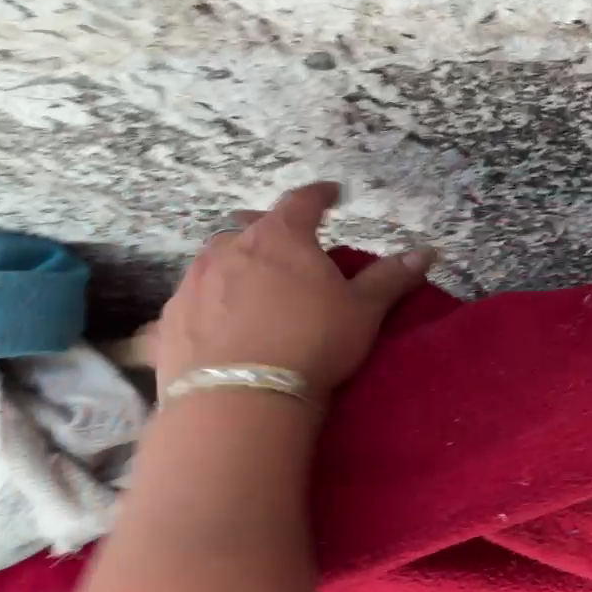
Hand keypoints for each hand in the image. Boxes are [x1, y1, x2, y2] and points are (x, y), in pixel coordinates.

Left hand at [153, 182, 436, 400]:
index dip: (320, 195)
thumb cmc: (312, 340)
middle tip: (288, 242)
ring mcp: (191, 286)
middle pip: (248, 227)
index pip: (302, 201)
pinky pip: (187, 304)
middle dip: (269, 229)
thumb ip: (391, 277)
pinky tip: (215, 323)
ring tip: (254, 284)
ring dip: (234, 265)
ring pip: (213, 262)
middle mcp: (228, 251)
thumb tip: (426, 253)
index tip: (333, 193)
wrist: (238, 399)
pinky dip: (205, 305)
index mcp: (280, 238)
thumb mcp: (364, 309)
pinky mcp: (166, 325)